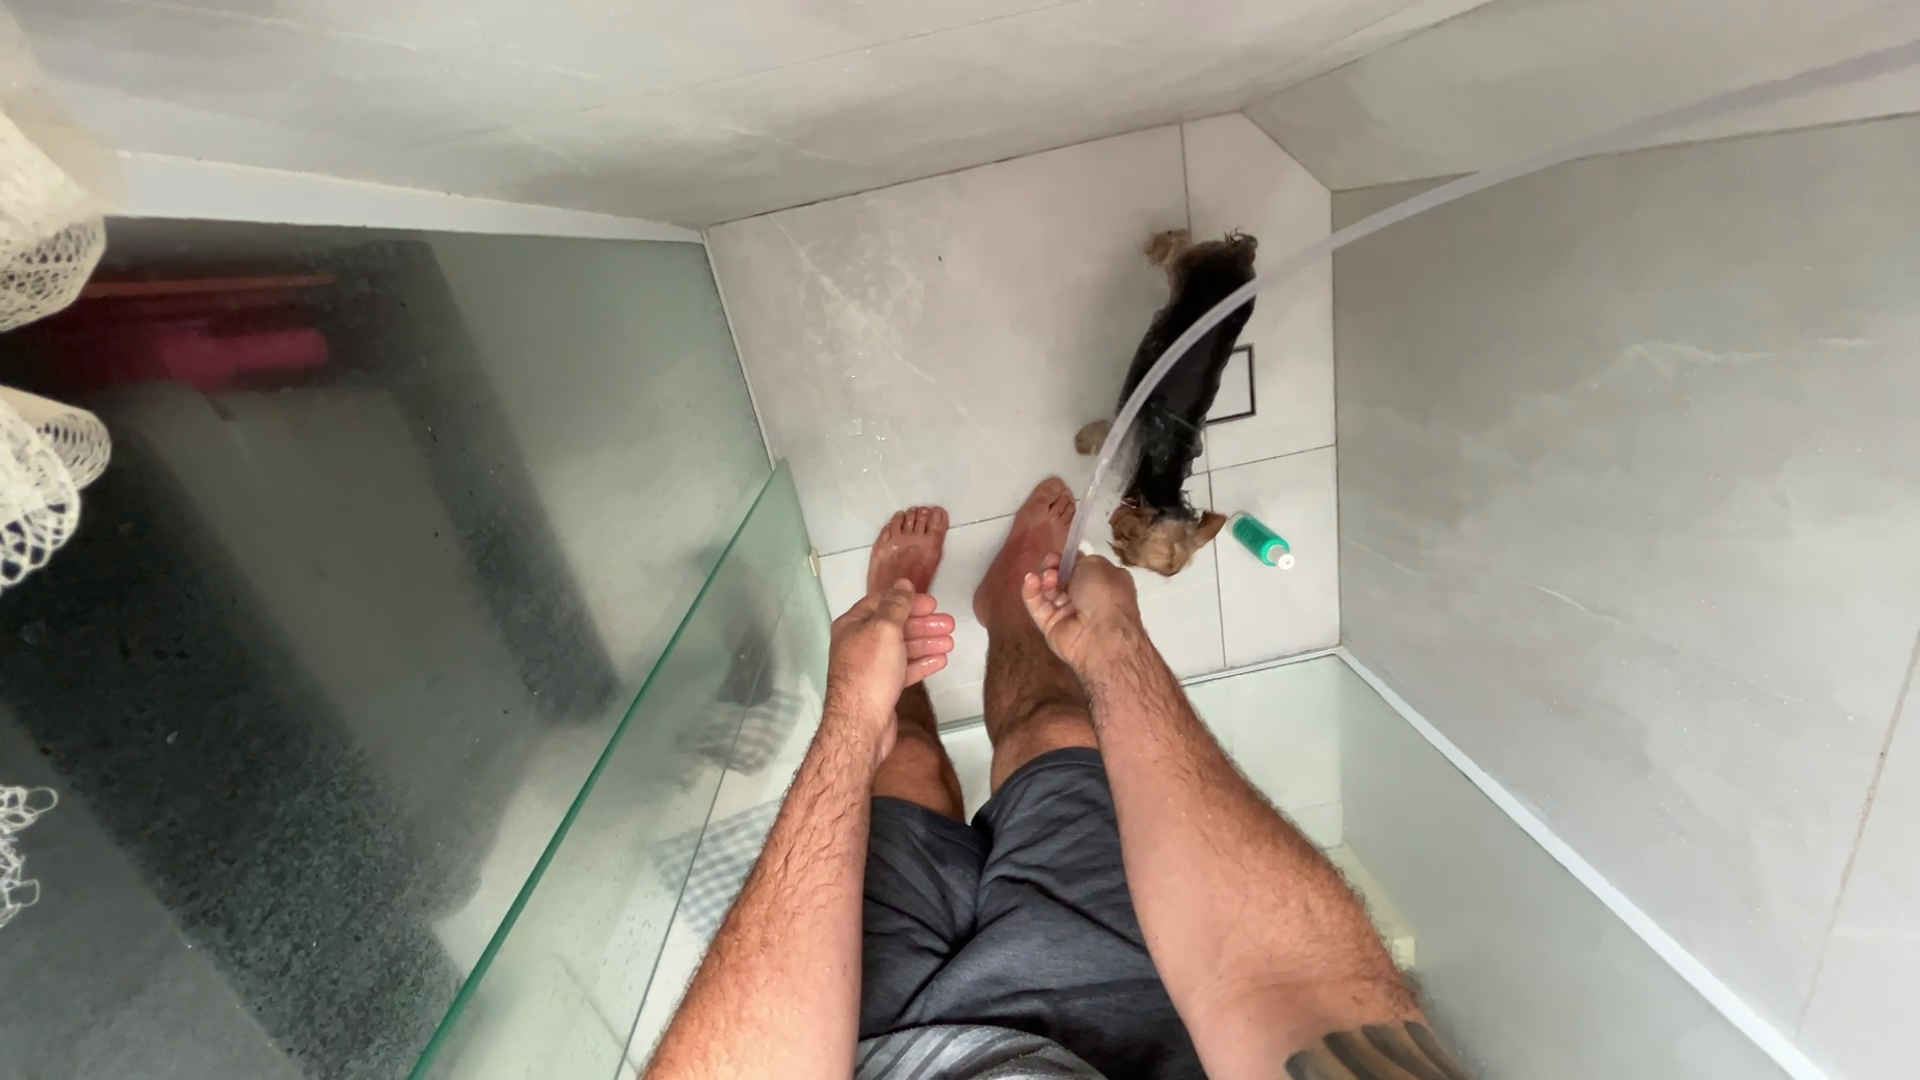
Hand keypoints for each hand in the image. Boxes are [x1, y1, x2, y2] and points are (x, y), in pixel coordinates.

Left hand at [825, 579, 955, 763]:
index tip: (933, 603)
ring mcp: (870, 667)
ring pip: (902, 649)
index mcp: (853, 625)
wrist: (861, 724)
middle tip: (948, 623)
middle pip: (896, 626)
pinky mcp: (882, 688)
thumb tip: (903, 585)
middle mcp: (859, 644)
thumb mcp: (885, 629)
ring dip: (926, 643)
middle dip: (923, 624)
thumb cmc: (869, 673)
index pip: (882, 603)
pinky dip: (922, 663)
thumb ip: (896, 605)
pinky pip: (904, 669)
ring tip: (949, 642)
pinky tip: (940, 660)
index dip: (909, 601)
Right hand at [1020, 553, 1144, 670]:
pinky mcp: (1049, 624)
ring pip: (1047, 590)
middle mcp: (1085, 597)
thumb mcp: (1097, 565)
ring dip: (1045, 578)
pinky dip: (1031, 591)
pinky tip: (1031, 580)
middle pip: (1060, 577)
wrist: (1101, 635)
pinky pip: (1036, 605)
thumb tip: (1072, 562)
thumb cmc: (1105, 595)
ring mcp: (1066, 612)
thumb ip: (1080, 559)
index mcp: (1103, 583)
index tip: (1060, 555)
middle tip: (1051, 564)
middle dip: (1053, 567)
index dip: (1067, 559)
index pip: (1079, 567)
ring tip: (1048, 577)